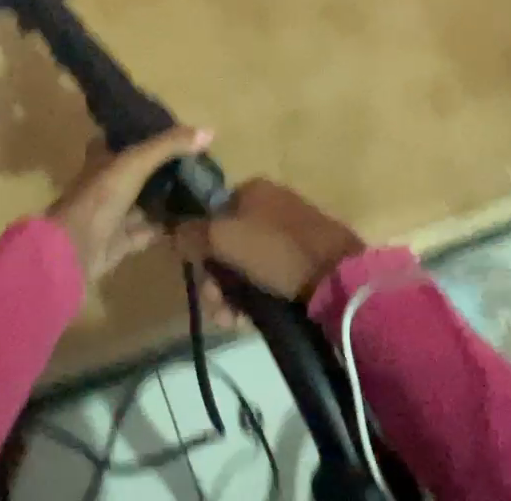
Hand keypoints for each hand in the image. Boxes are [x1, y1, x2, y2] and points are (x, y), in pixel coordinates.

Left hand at [49, 127, 211, 281]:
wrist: (76, 248)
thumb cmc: (101, 196)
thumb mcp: (135, 162)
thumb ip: (169, 146)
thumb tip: (209, 130)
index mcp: (104, 156)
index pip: (129, 138)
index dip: (152, 133)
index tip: (182, 133)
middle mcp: (109, 181)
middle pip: (142, 171)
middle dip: (169, 169)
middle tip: (203, 164)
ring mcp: (115, 212)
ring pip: (148, 201)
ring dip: (171, 198)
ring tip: (206, 191)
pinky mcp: (123, 240)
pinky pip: (151, 230)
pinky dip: (170, 228)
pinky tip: (196, 223)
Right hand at [175, 180, 364, 307]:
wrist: (339, 280)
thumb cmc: (275, 250)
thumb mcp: (223, 238)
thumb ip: (190, 234)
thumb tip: (171, 233)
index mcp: (253, 189)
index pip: (211, 213)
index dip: (199, 244)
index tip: (197, 273)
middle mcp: (271, 207)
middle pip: (226, 244)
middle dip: (214, 278)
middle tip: (216, 305)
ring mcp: (290, 236)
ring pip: (245, 267)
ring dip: (230, 295)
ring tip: (230, 320)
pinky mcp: (305, 264)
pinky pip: (268, 280)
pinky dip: (254, 299)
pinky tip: (248, 321)